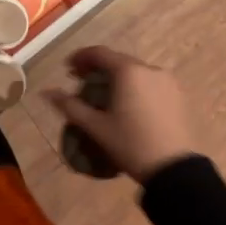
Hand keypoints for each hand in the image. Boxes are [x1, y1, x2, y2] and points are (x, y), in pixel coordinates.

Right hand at [44, 46, 197, 181]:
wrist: (177, 171)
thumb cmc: (132, 144)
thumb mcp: (96, 127)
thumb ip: (70, 106)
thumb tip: (46, 93)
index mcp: (128, 71)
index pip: (99, 53)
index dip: (80, 58)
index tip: (68, 70)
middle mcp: (149, 69)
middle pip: (118, 61)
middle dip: (98, 69)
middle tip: (83, 82)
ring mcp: (167, 82)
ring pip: (136, 72)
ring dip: (118, 78)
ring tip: (107, 96)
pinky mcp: (179, 96)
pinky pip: (151, 83)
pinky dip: (136, 87)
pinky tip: (130, 106)